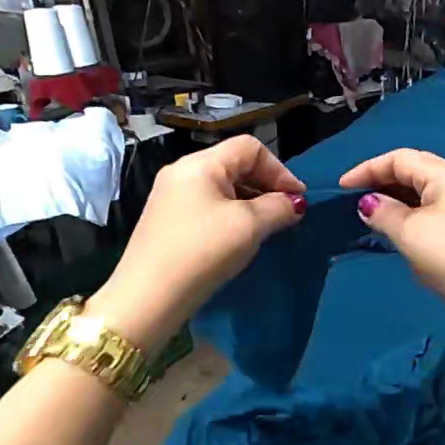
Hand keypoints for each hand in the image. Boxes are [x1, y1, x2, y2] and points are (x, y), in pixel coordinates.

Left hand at [88, 136, 306, 349]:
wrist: (147, 297)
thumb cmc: (201, 252)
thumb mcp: (248, 227)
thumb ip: (277, 208)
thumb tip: (293, 203)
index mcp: (198, 163)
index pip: (248, 148)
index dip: (279, 169)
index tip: (297, 200)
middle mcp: (180, 172)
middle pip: (233, 164)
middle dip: (264, 186)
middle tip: (285, 216)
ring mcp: (169, 197)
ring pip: (220, 188)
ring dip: (248, 203)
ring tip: (266, 230)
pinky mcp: (166, 221)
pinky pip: (206, 207)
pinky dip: (229, 216)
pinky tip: (237, 240)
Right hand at [339, 149, 444, 318]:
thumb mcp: (409, 234)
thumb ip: (382, 212)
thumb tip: (367, 203)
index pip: (400, 159)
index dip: (367, 169)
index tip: (342, 187)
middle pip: (414, 169)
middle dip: (381, 180)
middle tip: (354, 198)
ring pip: (424, 189)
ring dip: (395, 197)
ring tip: (372, 213)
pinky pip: (434, 206)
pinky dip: (411, 210)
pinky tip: (400, 228)